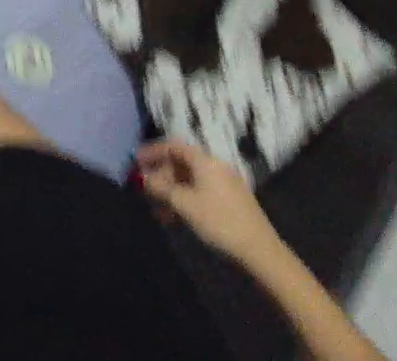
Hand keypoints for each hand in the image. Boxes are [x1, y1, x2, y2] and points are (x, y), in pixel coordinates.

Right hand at [135, 141, 283, 267]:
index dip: (153, 151)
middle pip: (181, 163)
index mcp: (205, 162)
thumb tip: (143, 177)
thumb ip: (161, 187)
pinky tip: (177, 218)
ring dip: (171, 192)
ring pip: (190, 180)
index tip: (136, 161)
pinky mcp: (231, 200)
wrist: (260, 251)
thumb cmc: (219, 221)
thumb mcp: (184, 204)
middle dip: (161, 176)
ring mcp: (225, 184)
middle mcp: (216, 167)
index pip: (174, 146)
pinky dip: (185, 199)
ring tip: (159, 212)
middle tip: (146, 191)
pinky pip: (201, 191)